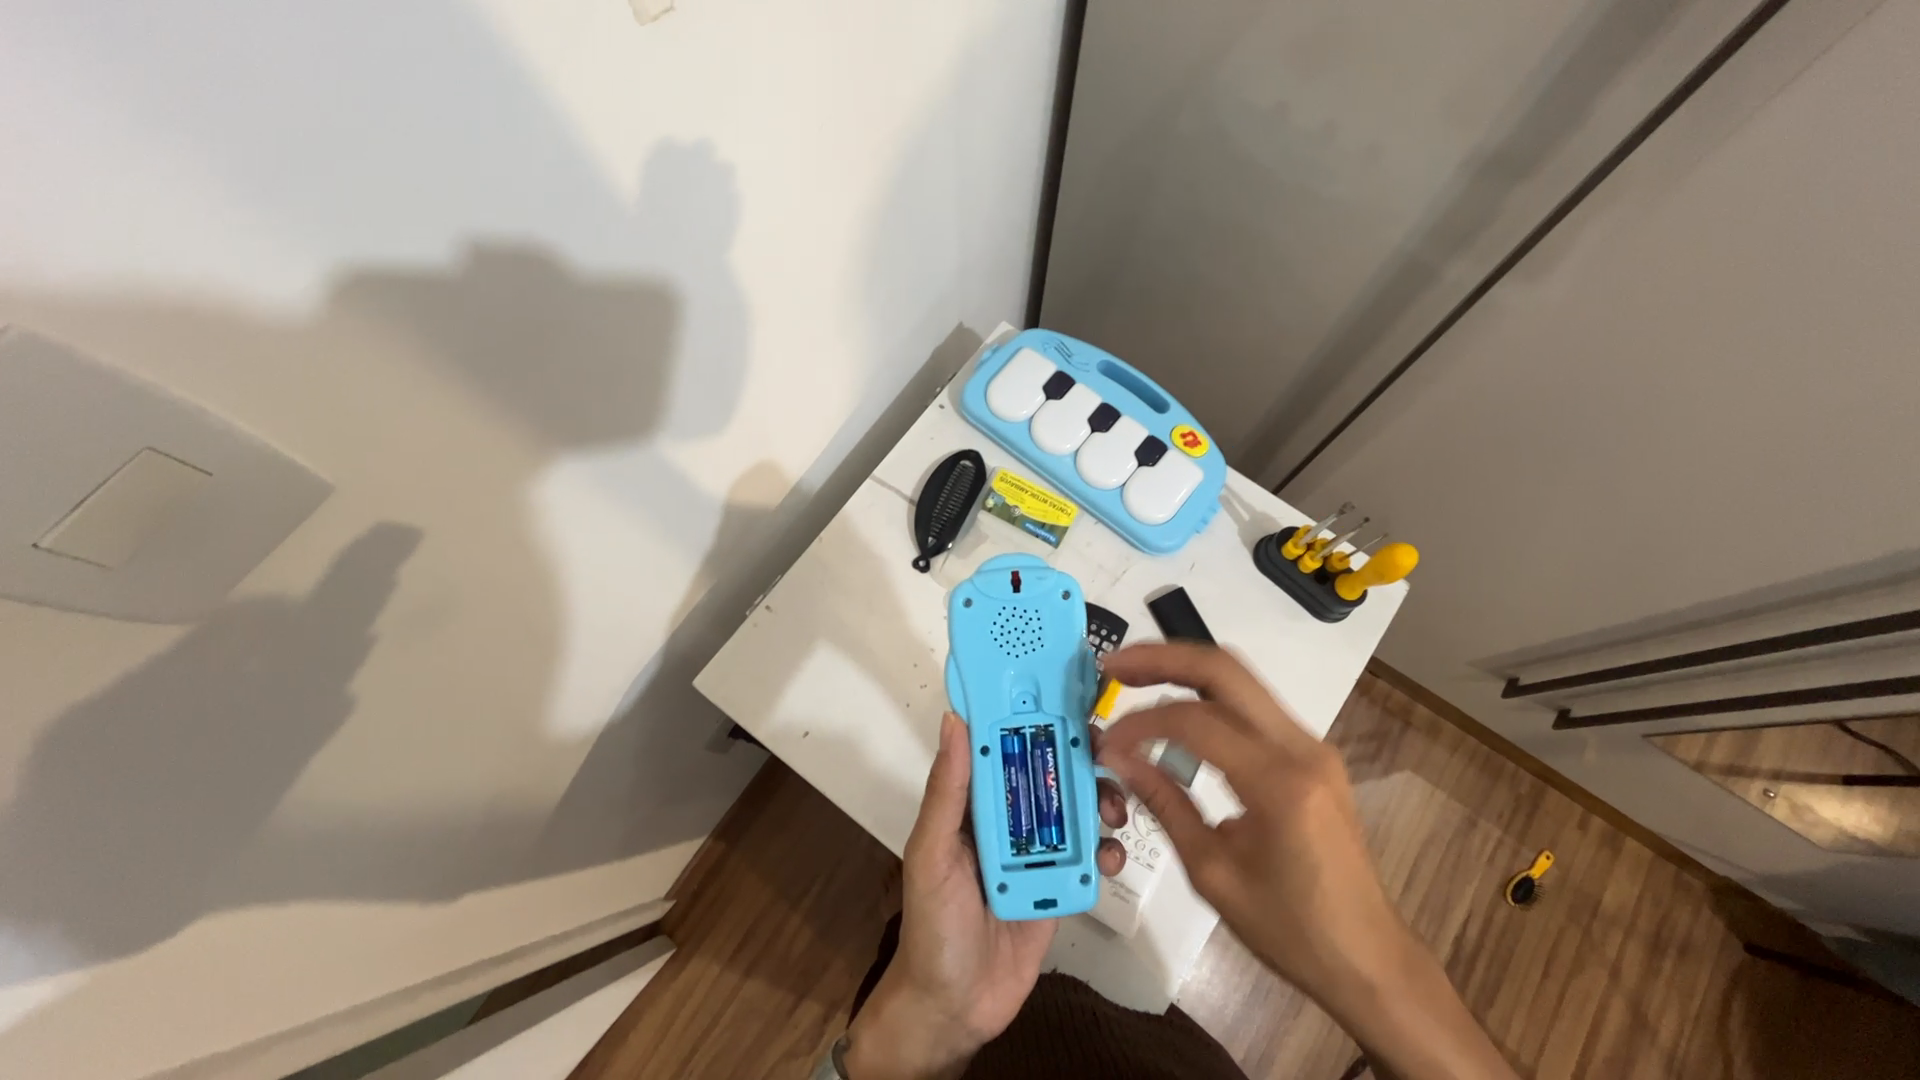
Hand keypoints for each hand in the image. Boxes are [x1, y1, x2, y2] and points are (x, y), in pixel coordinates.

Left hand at [845, 712, 1127, 1079]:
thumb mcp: (932, 852)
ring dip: (1101, 802)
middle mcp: (1007, 820)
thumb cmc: (933, 924)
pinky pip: (1089, 859)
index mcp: (972, 804)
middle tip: (1107, 754)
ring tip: (1115, 810)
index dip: (1029, 718)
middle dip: (1080, 759)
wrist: (956, 1007)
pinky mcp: (1060, 887)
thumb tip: (956, 719)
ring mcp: (1037, 853)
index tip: (1064, 694)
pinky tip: (1110, 858)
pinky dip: (1106, 852)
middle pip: (1049, 774)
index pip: (1002, 748)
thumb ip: (947, 790)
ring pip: (1076, 811)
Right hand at [1097, 644, 1517, 1079]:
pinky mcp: (1313, 756)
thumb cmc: (1290, 930)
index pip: (1194, 722)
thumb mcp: (1213, 873)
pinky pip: (1254, 707)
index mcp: (1278, 782)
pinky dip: (1209, 697)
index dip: (1140, 723)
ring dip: (1185, 670)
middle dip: (1162, 658)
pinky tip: (1177, 713)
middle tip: (1113, 666)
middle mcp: (1301, 748)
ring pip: (1241, 680)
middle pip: (1225, 670)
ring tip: (1135, 677)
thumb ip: (1165, 803)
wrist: (1369, 959)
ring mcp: (1313, 746)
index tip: (1106, 743)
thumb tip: (1117, 758)